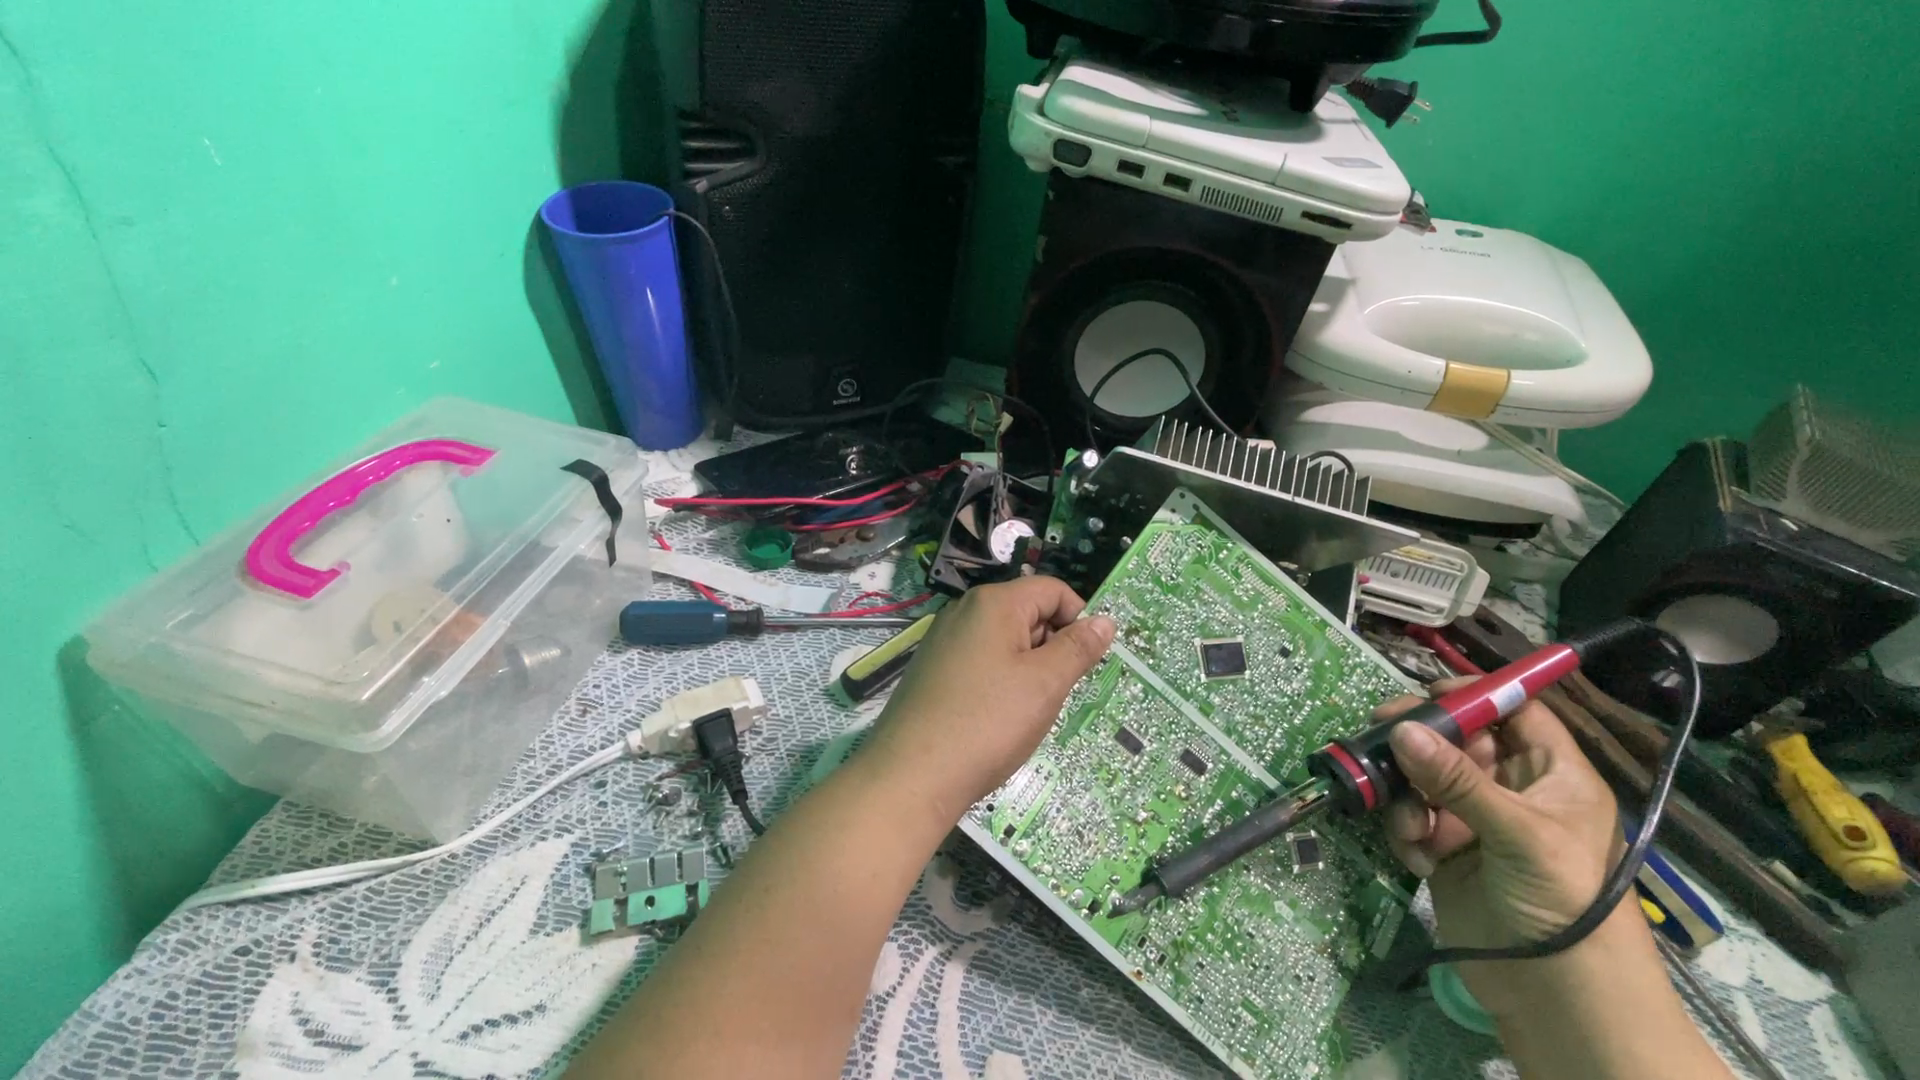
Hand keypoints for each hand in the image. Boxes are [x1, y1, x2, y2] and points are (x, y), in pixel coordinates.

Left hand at [857, 577, 1114, 823]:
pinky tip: (997, 720)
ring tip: (1027, 712)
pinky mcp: (932, 672)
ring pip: (1005, 642)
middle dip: (1052, 647)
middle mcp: (964, 612)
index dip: (1079, 620)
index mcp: (993, 603)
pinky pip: (980, 663)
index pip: (1053, 590)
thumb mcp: (1045, 685)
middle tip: (1057, 693)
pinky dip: (1000, 684)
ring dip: (1028, 670)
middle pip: (1027, 613)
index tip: (1088, 662)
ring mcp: (943, 642)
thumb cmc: (988, 723)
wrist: (912, 776)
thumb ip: (1078, 648)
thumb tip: (1105, 620)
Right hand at [1379, 680, 1624, 1015]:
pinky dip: (1405, 832)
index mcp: (1552, 776)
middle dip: (1421, 739)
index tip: (1429, 691)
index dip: (1478, 695)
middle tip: (1381, 729)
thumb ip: (1458, 781)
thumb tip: (1401, 729)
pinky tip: (1416, 857)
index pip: (1518, 713)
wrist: (1552, 993)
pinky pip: (1411, 818)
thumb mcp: (1519, 835)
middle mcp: (1513, 790)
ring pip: (1425, 778)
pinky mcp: (1445, 849)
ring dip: (1407, 794)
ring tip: (1410, 825)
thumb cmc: (1562, 902)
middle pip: (1459, 740)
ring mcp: (1475, 820)